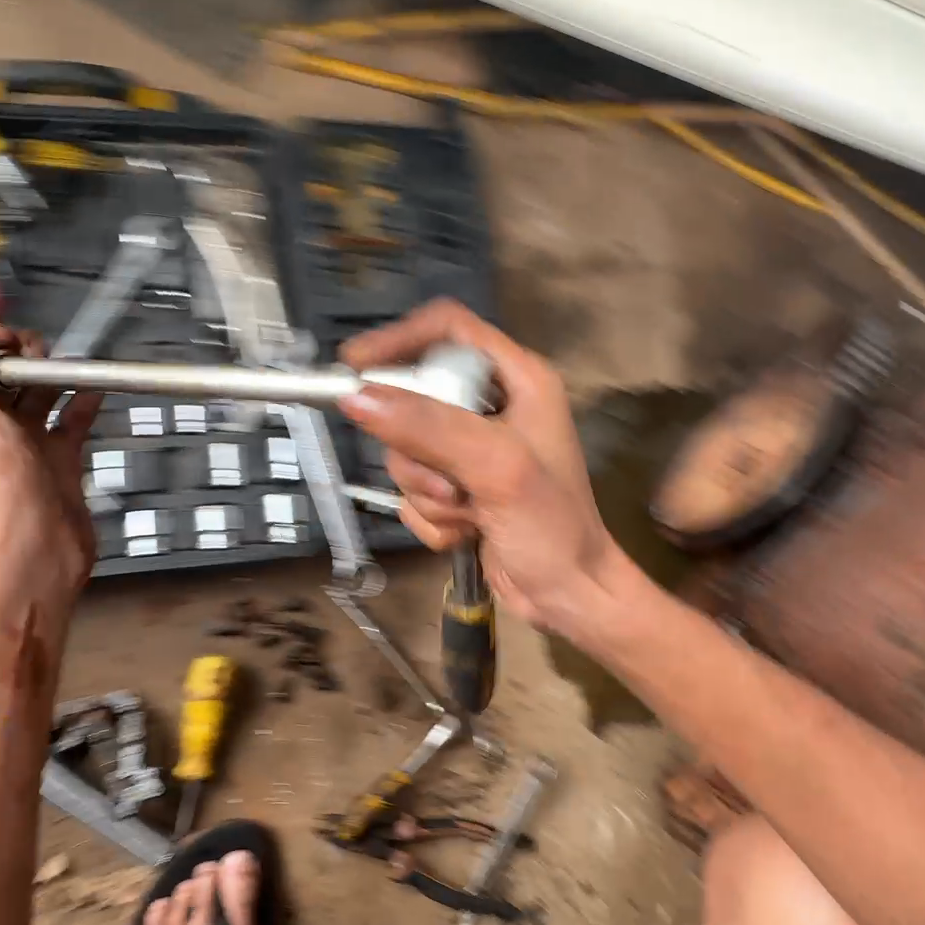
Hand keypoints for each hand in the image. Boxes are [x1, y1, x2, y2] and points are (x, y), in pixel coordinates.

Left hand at [0, 319, 100, 598]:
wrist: (38, 542)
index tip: (8, 339)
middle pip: (0, 376)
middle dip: (18, 355)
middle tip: (39, 354)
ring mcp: (26, 445)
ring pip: (36, 396)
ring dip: (50, 375)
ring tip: (67, 364)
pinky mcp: (59, 460)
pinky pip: (70, 422)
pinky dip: (81, 403)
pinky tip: (94, 388)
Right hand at [337, 299, 632, 634]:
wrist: (570, 596)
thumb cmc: (554, 527)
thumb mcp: (497, 467)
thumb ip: (429, 427)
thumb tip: (358, 397)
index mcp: (517, 379)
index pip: (446, 329)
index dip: (398, 341)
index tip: (354, 369)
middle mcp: (492, 408)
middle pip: (413, 399)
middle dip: (419, 451)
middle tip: (449, 483)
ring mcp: (471, 452)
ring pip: (407, 454)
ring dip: (429, 493)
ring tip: (470, 514)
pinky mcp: (457, 491)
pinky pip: (413, 492)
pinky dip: (432, 519)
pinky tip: (467, 532)